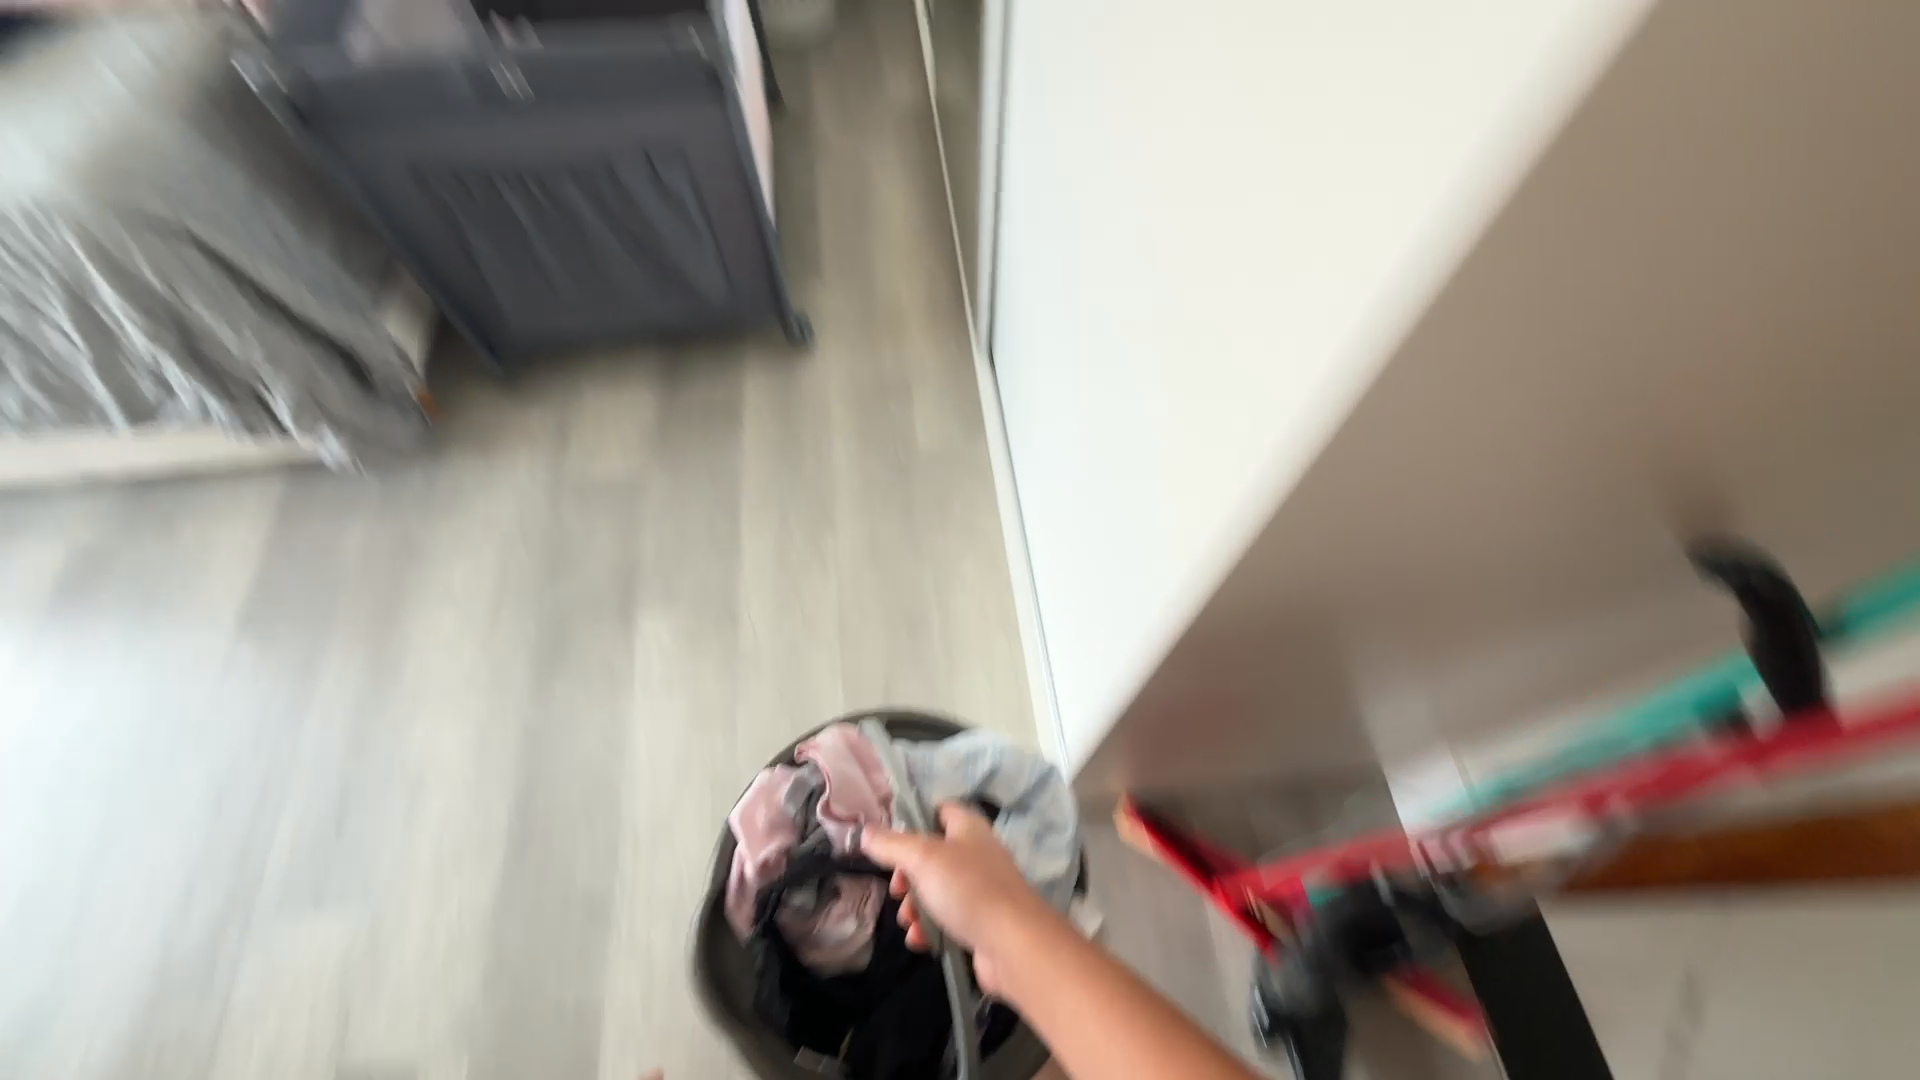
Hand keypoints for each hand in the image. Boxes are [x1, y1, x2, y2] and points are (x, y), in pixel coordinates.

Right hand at [861, 802, 1054, 995]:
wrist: (1013, 944)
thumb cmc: (967, 889)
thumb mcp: (923, 858)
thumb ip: (891, 845)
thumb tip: (865, 831)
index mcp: (967, 827)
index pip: (938, 810)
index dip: (914, 822)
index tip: (890, 841)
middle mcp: (975, 853)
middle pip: (931, 855)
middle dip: (907, 876)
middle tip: (898, 890)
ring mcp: (980, 889)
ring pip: (935, 890)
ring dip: (915, 906)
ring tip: (909, 921)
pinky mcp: (980, 921)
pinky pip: (946, 919)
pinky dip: (930, 929)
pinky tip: (921, 940)